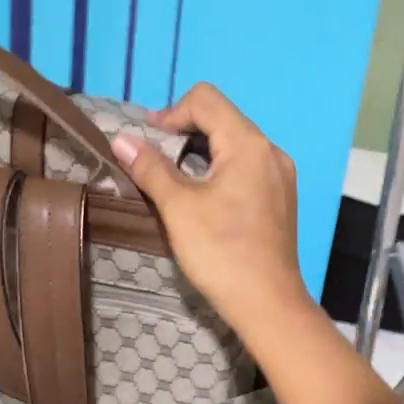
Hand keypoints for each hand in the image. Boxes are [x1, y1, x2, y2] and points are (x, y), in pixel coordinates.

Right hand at [111, 83, 313, 332]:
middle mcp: (272, 152)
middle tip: (156, 159)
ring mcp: (281, 176)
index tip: (147, 140)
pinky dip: (221, 170)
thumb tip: (122, 139)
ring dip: (202, 152)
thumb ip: (150, 167)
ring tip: (175, 179)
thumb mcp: (178, 207)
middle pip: (223, 118)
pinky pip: (248, 167)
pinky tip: (204, 197)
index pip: (206, 100)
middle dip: (185, 131)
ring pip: (235, 144)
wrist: (268, 303)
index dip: (171, 112)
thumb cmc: (221, 253)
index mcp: (249, 144)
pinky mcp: (281, 198)